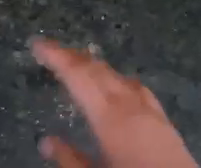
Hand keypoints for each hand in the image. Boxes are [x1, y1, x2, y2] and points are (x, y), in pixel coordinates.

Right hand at [32, 39, 197, 167]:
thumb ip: (70, 159)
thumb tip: (45, 141)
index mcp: (108, 117)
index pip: (77, 75)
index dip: (55, 56)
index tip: (36, 43)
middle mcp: (128, 105)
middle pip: (96, 70)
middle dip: (71, 56)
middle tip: (50, 51)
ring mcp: (150, 110)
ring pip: (116, 75)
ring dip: (93, 65)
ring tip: (77, 62)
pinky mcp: (164, 121)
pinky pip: (135, 87)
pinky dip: (117, 78)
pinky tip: (117, 84)